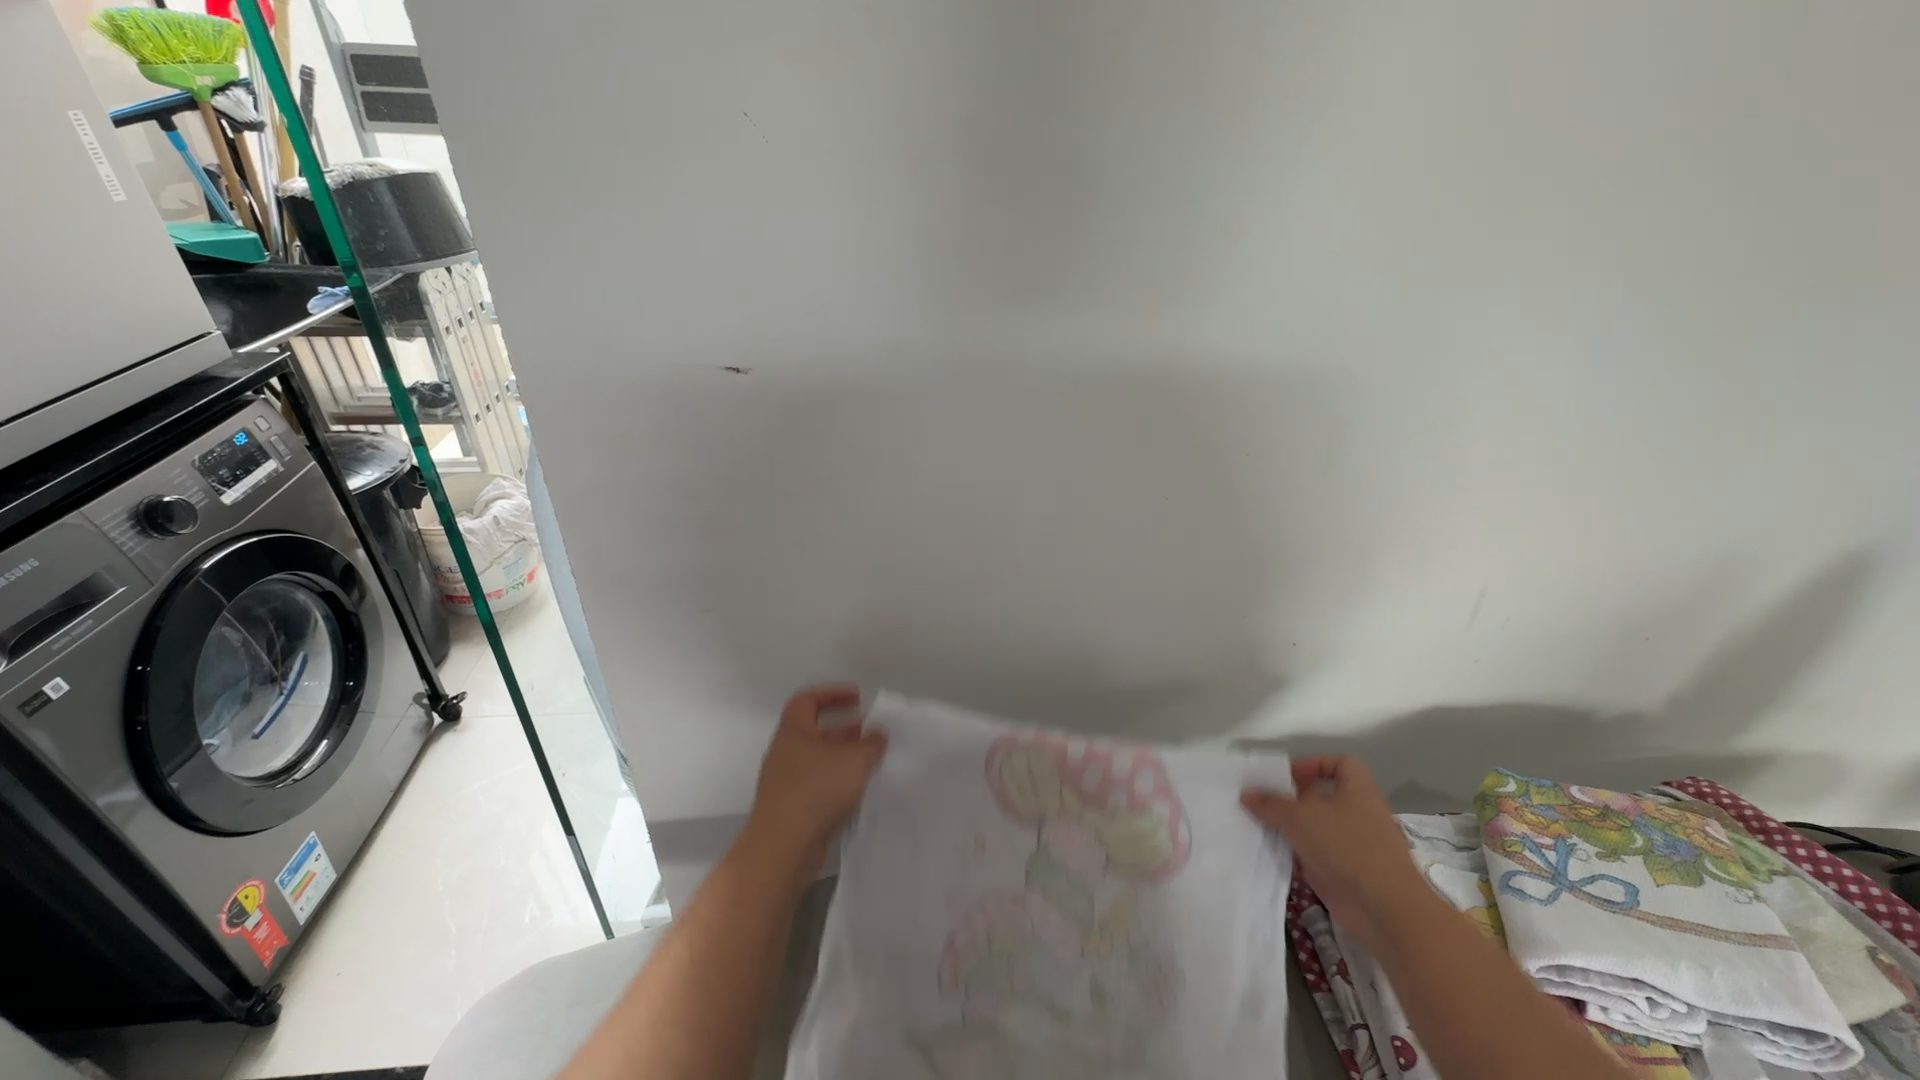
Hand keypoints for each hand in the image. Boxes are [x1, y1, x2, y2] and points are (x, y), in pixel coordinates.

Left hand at [740, 685, 887, 882]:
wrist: (783, 845)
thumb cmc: (816, 790)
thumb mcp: (853, 760)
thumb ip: (871, 744)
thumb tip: (878, 734)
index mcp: (793, 732)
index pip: (808, 700)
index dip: (833, 694)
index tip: (858, 698)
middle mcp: (786, 753)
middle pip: (815, 731)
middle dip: (844, 730)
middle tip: (870, 733)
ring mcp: (786, 782)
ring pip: (818, 761)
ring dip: (843, 758)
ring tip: (870, 762)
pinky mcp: (792, 808)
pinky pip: (818, 785)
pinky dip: (838, 782)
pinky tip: (858, 791)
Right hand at [1242, 755, 1422, 949]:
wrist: (1382, 906)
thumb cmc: (1345, 846)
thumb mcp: (1299, 817)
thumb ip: (1271, 804)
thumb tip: (1247, 793)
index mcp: (1358, 790)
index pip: (1340, 763)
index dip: (1314, 764)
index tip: (1288, 777)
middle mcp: (1360, 813)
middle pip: (1324, 797)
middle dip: (1294, 799)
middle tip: (1265, 803)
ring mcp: (1355, 845)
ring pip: (1318, 828)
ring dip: (1292, 828)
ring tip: (1261, 827)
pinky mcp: (1347, 872)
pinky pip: (1317, 855)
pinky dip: (1298, 854)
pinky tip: (1274, 855)